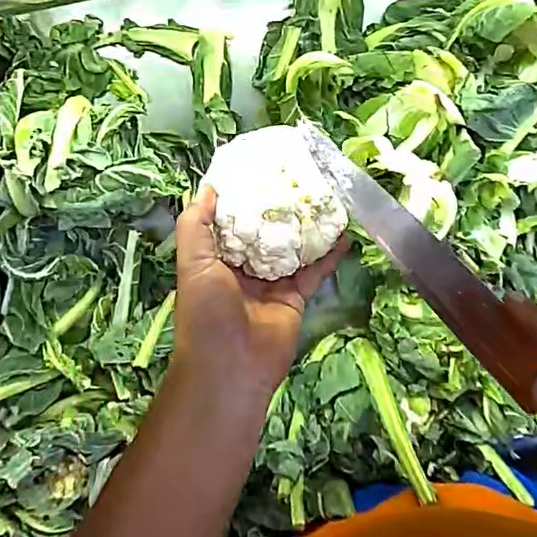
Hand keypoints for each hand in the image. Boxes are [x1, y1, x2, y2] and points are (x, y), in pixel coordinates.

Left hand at [172, 187, 346, 401]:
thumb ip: (196, 225)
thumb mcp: (193, 264)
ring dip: (306, 227)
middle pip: (263, 231)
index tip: (258, 168)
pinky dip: (328, 255)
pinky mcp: (294, 297)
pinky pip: (313, 272)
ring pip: (291, 248)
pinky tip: (343, 235)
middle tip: (298, 178)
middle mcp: (242, 268)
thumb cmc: (206, 312)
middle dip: (278, 208)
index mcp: (214, 258)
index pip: (229, 220)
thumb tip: (208, 188)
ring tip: (325, 199)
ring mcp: (270, 282)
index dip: (242, 197)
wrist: (231, 367)